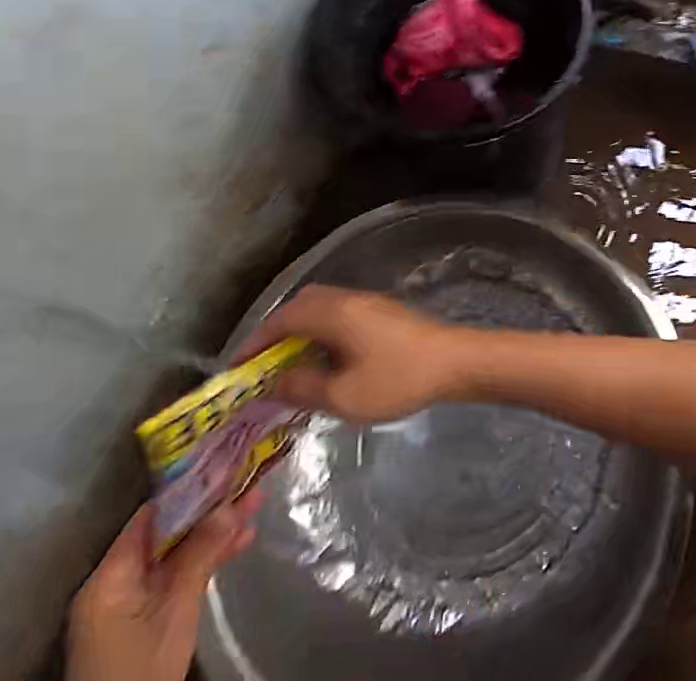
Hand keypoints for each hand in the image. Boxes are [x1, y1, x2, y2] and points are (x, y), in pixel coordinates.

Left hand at [65, 491, 258, 680]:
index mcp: (111, 574)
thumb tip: (229, 503)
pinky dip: (208, 556)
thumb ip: (200, 553)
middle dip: (209, 506)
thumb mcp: (176, 607)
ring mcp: (133, 597)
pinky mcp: (149, 611)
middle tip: (247, 478)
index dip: (186, 489)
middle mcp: (117, 579)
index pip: (150, 517)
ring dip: (216, 529)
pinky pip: (179, 572)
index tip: (222, 465)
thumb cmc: (142, 664)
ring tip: (256, 500)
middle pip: (167, 531)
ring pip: (178, 550)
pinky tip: (242, 538)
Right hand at [231, 284, 471, 422]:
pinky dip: (325, 334)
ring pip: (325, 309)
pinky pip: (343, 316)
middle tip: (264, 365)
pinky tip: (330, 363)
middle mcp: (350, 300)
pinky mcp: (387, 314)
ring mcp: (372, 304)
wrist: (457, 362)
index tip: (237, 368)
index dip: (255, 342)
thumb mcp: (344, 395)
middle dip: (277, 333)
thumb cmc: (399, 378)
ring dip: (303, 333)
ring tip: (294, 368)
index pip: (281, 319)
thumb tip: (275, 382)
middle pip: (302, 305)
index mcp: (334, 313)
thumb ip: (303, 388)